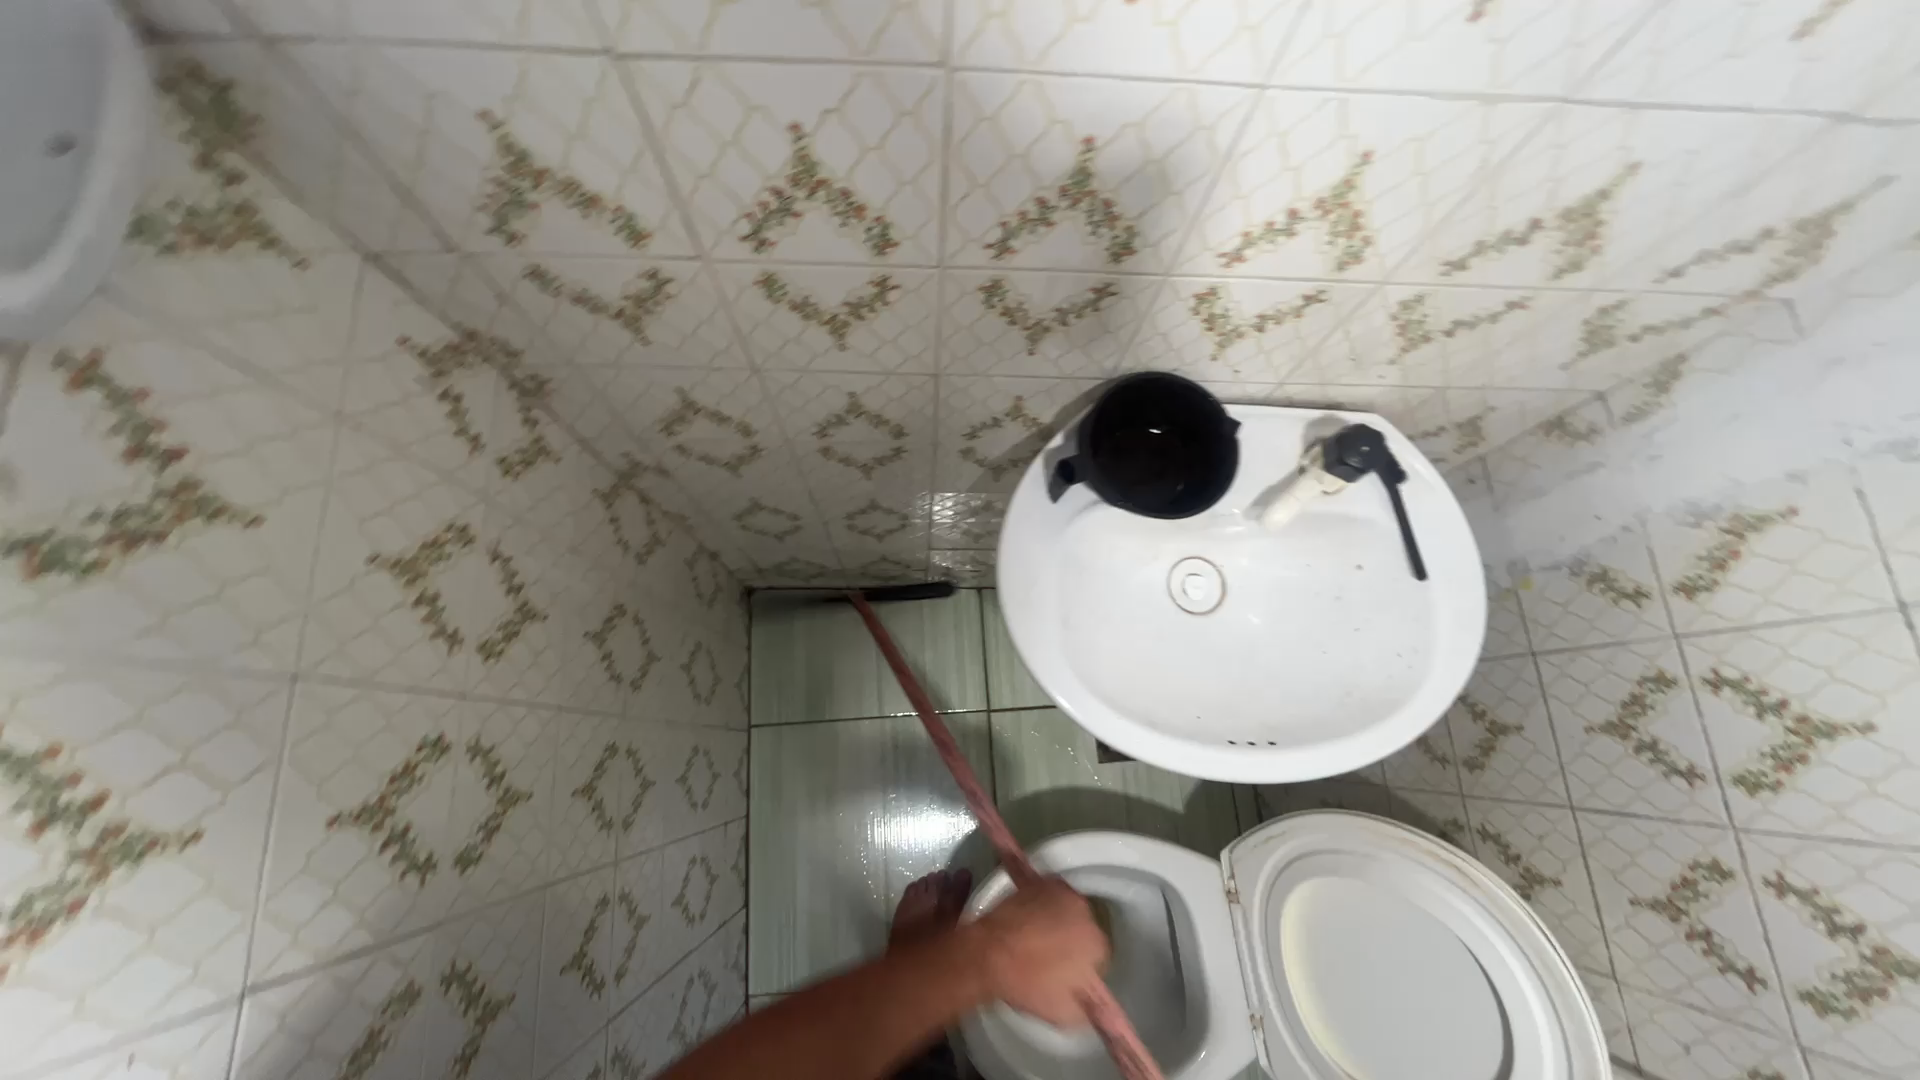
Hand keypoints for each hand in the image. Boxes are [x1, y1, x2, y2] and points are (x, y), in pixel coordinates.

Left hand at [968, 877, 1109, 1028]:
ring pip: (1070, 909)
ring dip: (1061, 920)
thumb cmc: (1027, 982)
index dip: (1084, 968)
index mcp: (1097, 943)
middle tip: (1052, 956)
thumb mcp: (1066, 1013)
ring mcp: (1062, 891)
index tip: (1068, 975)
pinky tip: (1031, 911)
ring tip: (1038, 936)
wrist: (989, 953)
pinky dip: (1045, 900)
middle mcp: (1085, 911)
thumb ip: (1091, 1007)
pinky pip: (1050, 892)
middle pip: (1086, 929)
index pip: (1100, 957)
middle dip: (1075, 941)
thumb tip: (1097, 1002)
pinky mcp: (1040, 881)